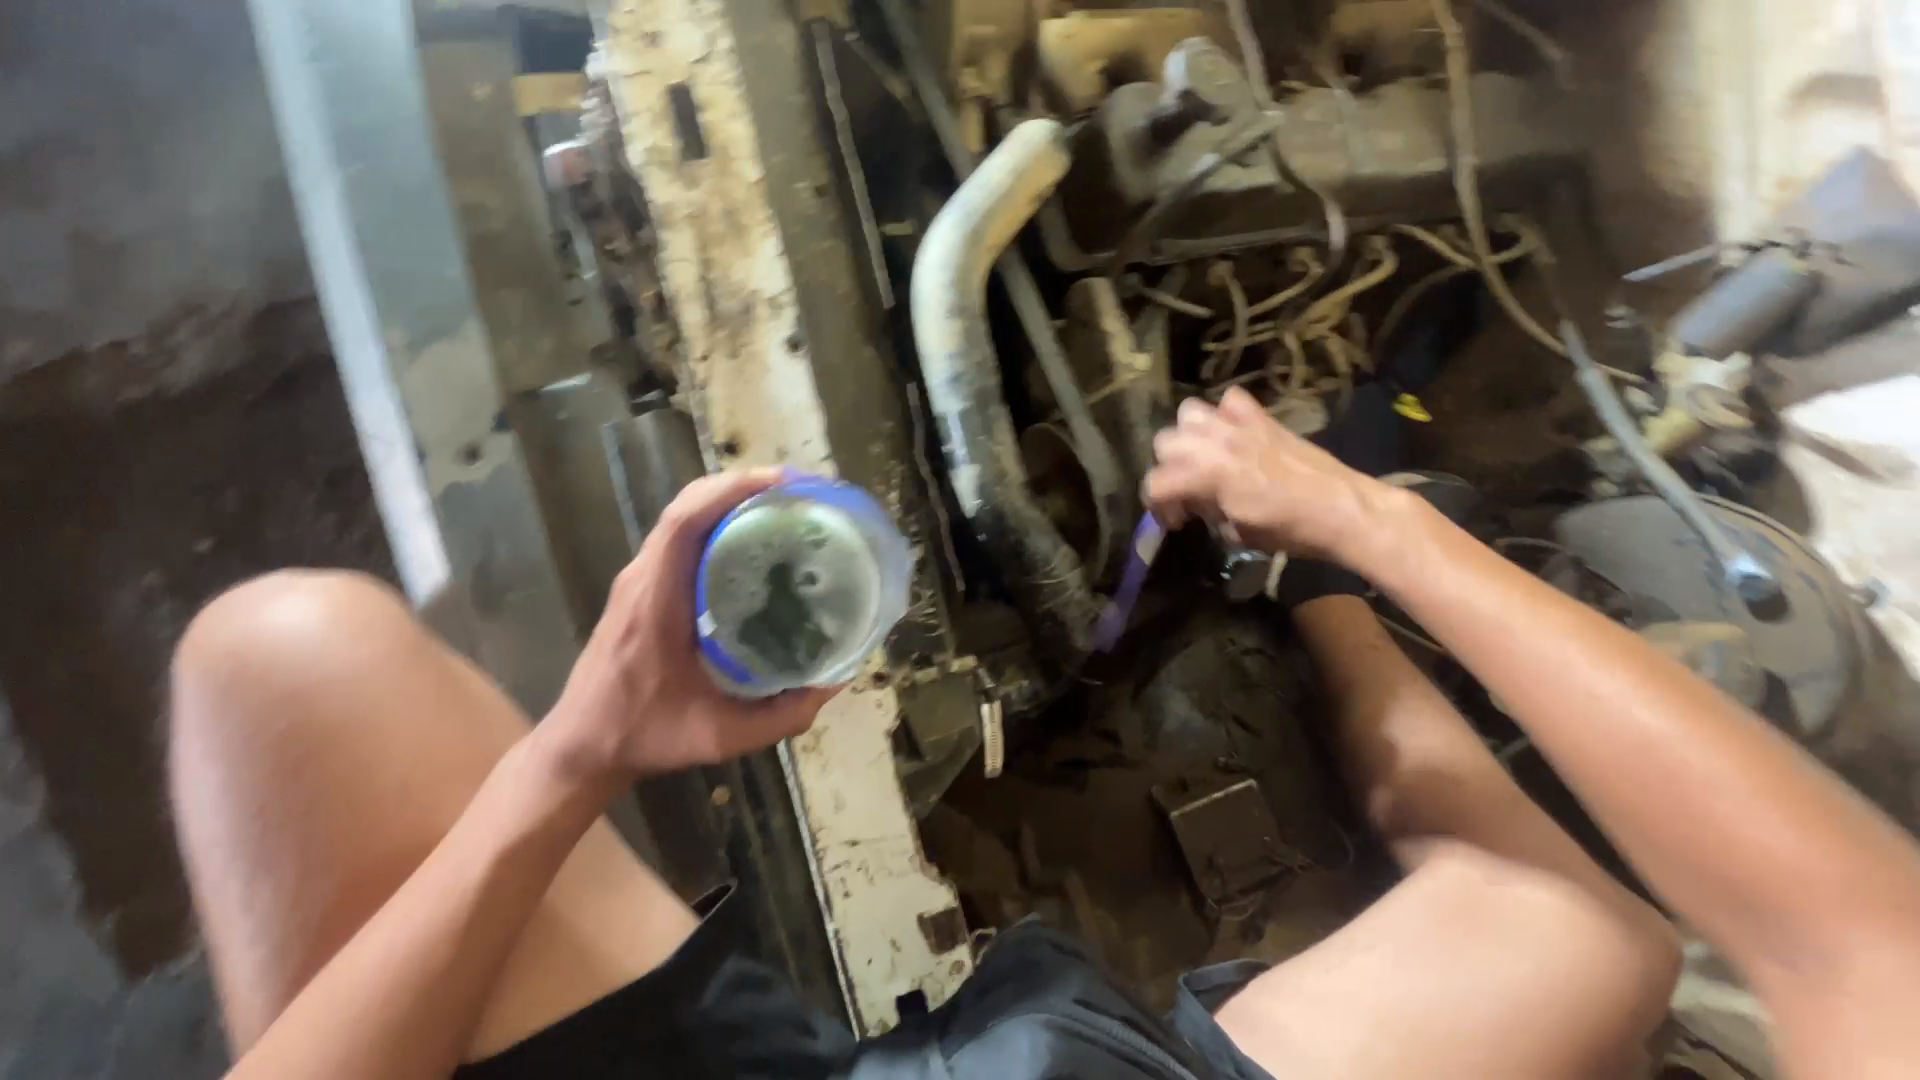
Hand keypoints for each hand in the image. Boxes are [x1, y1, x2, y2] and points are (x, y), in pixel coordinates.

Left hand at [543, 468, 839, 782]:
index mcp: (656, 601)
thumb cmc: (646, 735)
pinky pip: (679, 538)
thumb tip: (835, 680)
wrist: (581, 747)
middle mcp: (643, 578)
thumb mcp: (722, 734)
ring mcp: (638, 580)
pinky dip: (715, 524)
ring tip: (782, 508)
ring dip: (728, 501)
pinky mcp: (640, 589)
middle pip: (687, 506)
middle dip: (741, 486)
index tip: (783, 484)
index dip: (732, 491)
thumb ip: (783, 713)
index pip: (685, 522)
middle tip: (797, 492)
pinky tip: (752, 542)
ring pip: (682, 518)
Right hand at [1144, 387, 1404, 564]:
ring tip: (1204, 456)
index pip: (1156, 483)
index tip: (1176, 521)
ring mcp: (1238, 425)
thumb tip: (1196, 504)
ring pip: (1189, 413)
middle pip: (1164, 443)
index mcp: (1206, 475)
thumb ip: (1206, 511)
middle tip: (1188, 490)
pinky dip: (1226, 414)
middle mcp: (1215, 442)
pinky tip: (1233, 434)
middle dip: (1169, 468)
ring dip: (1189, 435)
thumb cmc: (1288, 531)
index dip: (1157, 506)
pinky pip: (1229, 401)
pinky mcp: (1262, 418)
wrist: (1340, 509)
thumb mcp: (1236, 534)